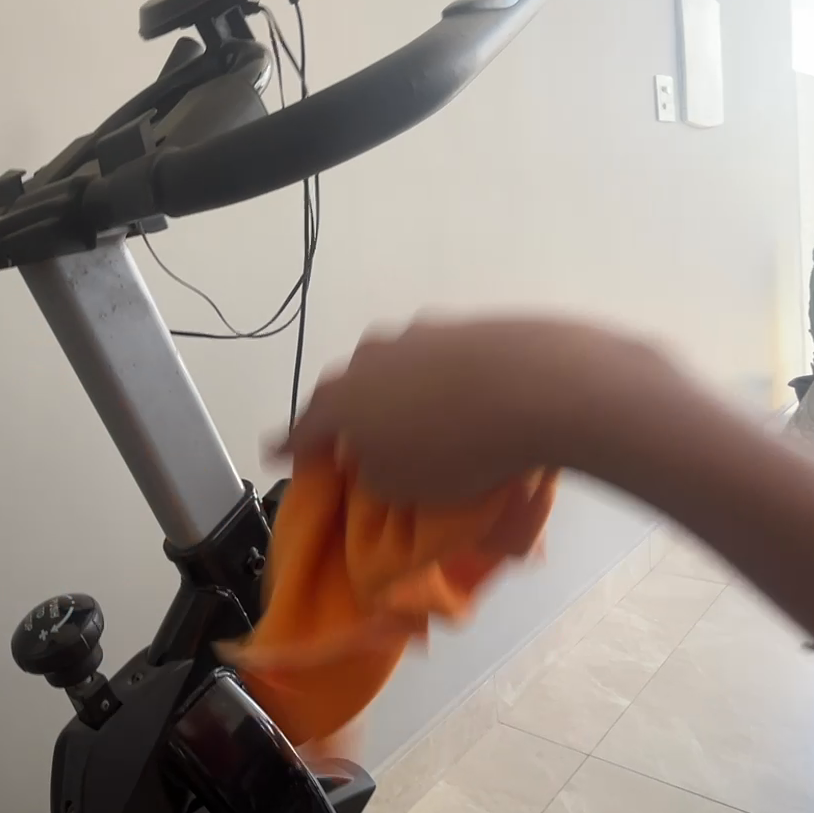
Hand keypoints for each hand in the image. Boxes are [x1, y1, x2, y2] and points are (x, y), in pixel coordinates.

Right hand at [275, 317, 677, 503]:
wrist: (539, 386)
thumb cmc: (454, 448)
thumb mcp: (398, 485)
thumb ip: (371, 473)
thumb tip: (372, 458)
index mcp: (344, 399)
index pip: (304, 428)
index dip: (289, 446)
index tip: (274, 453)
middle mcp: (371, 358)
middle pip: (347, 392)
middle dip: (347, 417)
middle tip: (355, 443)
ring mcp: (418, 336)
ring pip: (392, 371)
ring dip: (394, 396)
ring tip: (416, 424)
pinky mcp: (464, 327)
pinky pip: (436, 363)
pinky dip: (438, 384)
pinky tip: (462, 404)